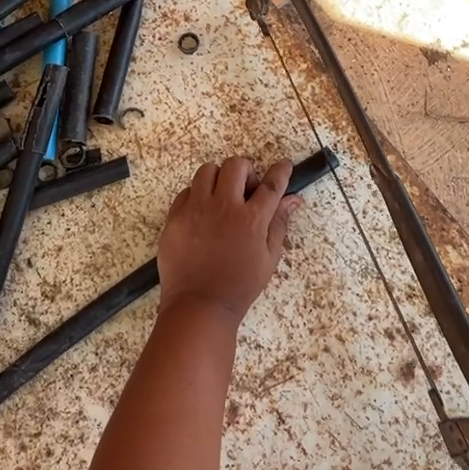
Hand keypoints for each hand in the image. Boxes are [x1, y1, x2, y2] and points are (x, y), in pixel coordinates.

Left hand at [156, 157, 301, 323]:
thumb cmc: (239, 286)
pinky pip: (187, 191)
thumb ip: (279, 225)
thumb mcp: (268, 259)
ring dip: (219, 178)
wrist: (199, 304)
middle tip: (245, 191)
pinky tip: (201, 212)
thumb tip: (292, 200)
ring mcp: (197, 209)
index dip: (280, 171)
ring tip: (221, 197)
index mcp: (252, 219)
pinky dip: (197, 195)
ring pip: (207, 170)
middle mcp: (224, 206)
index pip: (271, 184)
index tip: (284, 165)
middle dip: (245, 172)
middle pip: (236, 165)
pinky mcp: (175, 216)